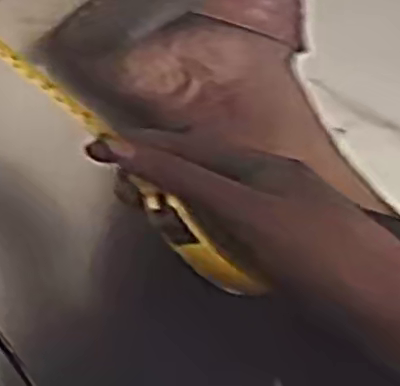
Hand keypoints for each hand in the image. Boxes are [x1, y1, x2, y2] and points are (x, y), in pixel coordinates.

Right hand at [88, 130, 399, 368]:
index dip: (133, 147)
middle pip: (187, 172)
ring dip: (179, 215)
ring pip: (202, 203)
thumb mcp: (239, 208)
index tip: (95, 153)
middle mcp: (266, 185)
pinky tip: (204, 250)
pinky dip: (203, 237)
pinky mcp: (280, 249)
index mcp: (258, 164)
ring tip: (171, 230)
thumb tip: (112, 145)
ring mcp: (275, 218)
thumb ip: (174, 173)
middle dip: (155, 185)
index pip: (175, 143)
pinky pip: (222, 231)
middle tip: (134, 201)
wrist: (395, 321)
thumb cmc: (328, 258)